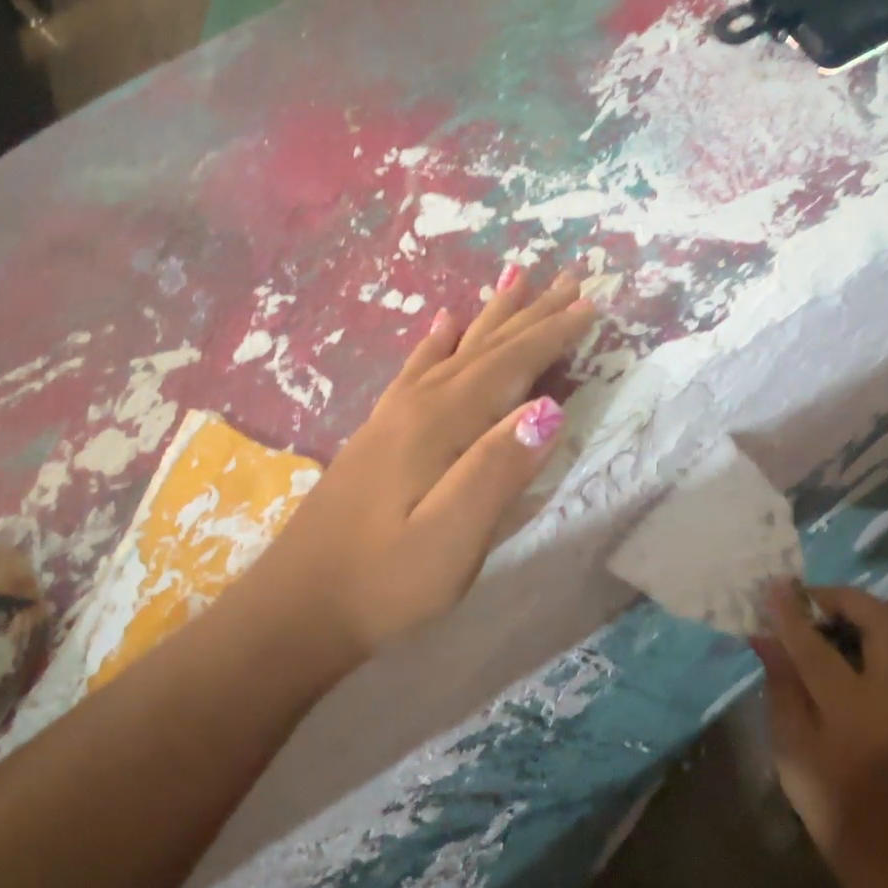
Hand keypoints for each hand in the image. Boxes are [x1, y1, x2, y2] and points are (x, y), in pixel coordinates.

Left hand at [242, 269, 594, 661]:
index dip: (552, 334)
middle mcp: (416, 407)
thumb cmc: (384, 582)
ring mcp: (392, 419)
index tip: (591, 303)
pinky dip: (437, 344)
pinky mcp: (378, 437)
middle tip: (567, 278)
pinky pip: (416, 371)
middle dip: (530, 315)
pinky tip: (442, 326)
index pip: (509, 365)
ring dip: (490, 318)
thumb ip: (499, 470)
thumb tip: (551, 407)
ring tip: (513, 279)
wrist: (296, 610)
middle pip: (484, 348)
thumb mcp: (452, 539)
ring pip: (453, 351)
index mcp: (439, 425)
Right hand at [755, 582, 887, 857]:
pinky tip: (835, 638)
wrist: (881, 838)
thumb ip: (781, 681)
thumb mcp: (790, 741)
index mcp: (854, 708)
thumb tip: (766, 634)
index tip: (771, 586)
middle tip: (805, 599)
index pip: (817, 646)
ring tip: (817, 614)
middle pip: (880, 619)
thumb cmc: (826, 794)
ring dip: (856, 609)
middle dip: (841, 598)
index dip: (791, 613)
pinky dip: (865, 627)